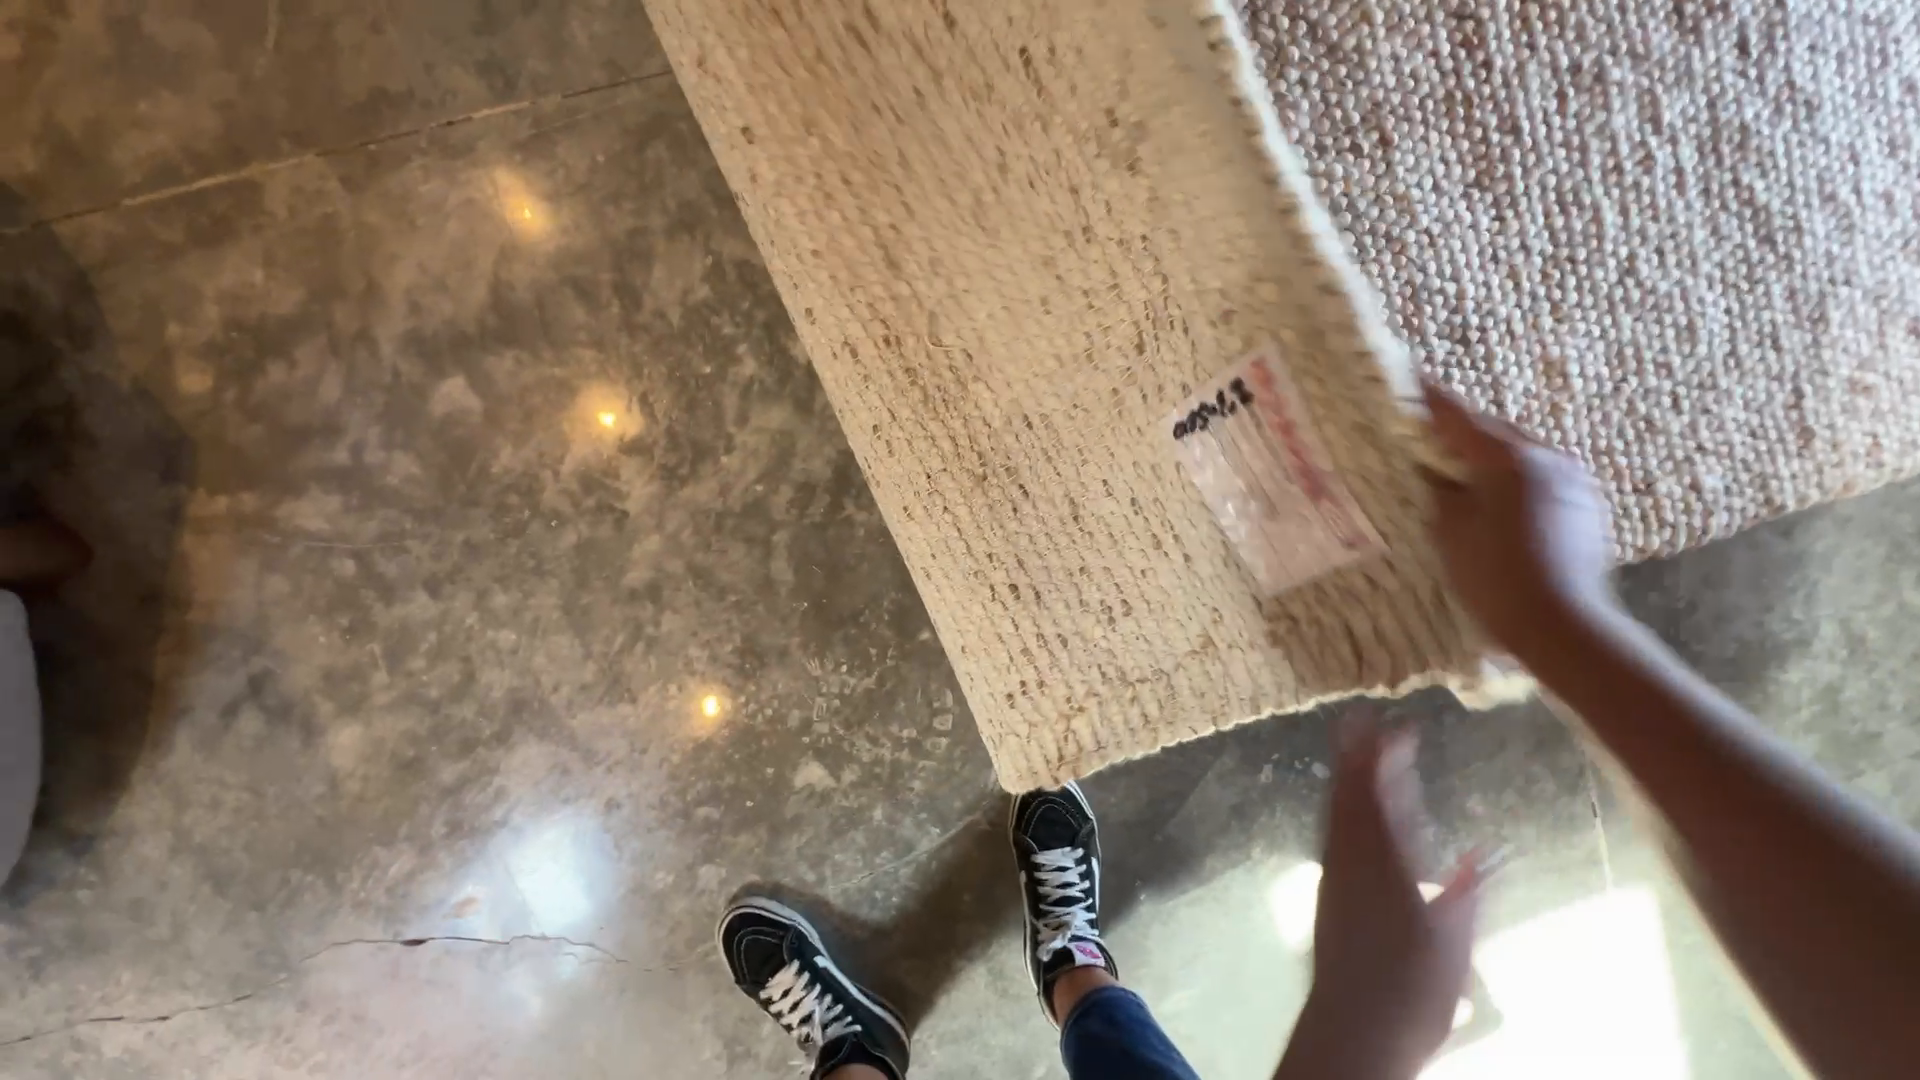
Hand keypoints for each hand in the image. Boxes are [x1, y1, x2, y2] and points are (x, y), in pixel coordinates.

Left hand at [1279, 724, 1480, 1079]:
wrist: (1356, 1025)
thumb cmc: (1413, 990)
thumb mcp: (1453, 942)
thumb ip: (1465, 892)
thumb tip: (1482, 853)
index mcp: (1387, 866)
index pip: (1384, 797)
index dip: (1387, 759)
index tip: (1399, 727)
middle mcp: (1353, 859)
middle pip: (1351, 793)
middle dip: (1355, 753)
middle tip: (1360, 716)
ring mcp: (1335, 872)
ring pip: (1336, 809)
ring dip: (1343, 773)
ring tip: (1348, 743)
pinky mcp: (1329, 888)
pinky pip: (1331, 830)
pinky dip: (1339, 804)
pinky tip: (1343, 801)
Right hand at [1420, 381, 1614, 653]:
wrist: (1564, 626)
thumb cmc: (1495, 577)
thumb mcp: (1449, 530)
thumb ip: (1438, 487)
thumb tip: (1429, 466)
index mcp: (1511, 459)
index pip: (1459, 417)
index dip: (1429, 398)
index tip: (1407, 377)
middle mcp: (1549, 457)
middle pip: (1493, 431)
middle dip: (1458, 428)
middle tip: (1423, 427)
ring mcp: (1575, 480)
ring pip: (1518, 452)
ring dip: (1485, 453)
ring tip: (1454, 462)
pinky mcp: (1585, 504)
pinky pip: (1538, 475)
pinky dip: (1509, 476)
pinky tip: (1491, 494)